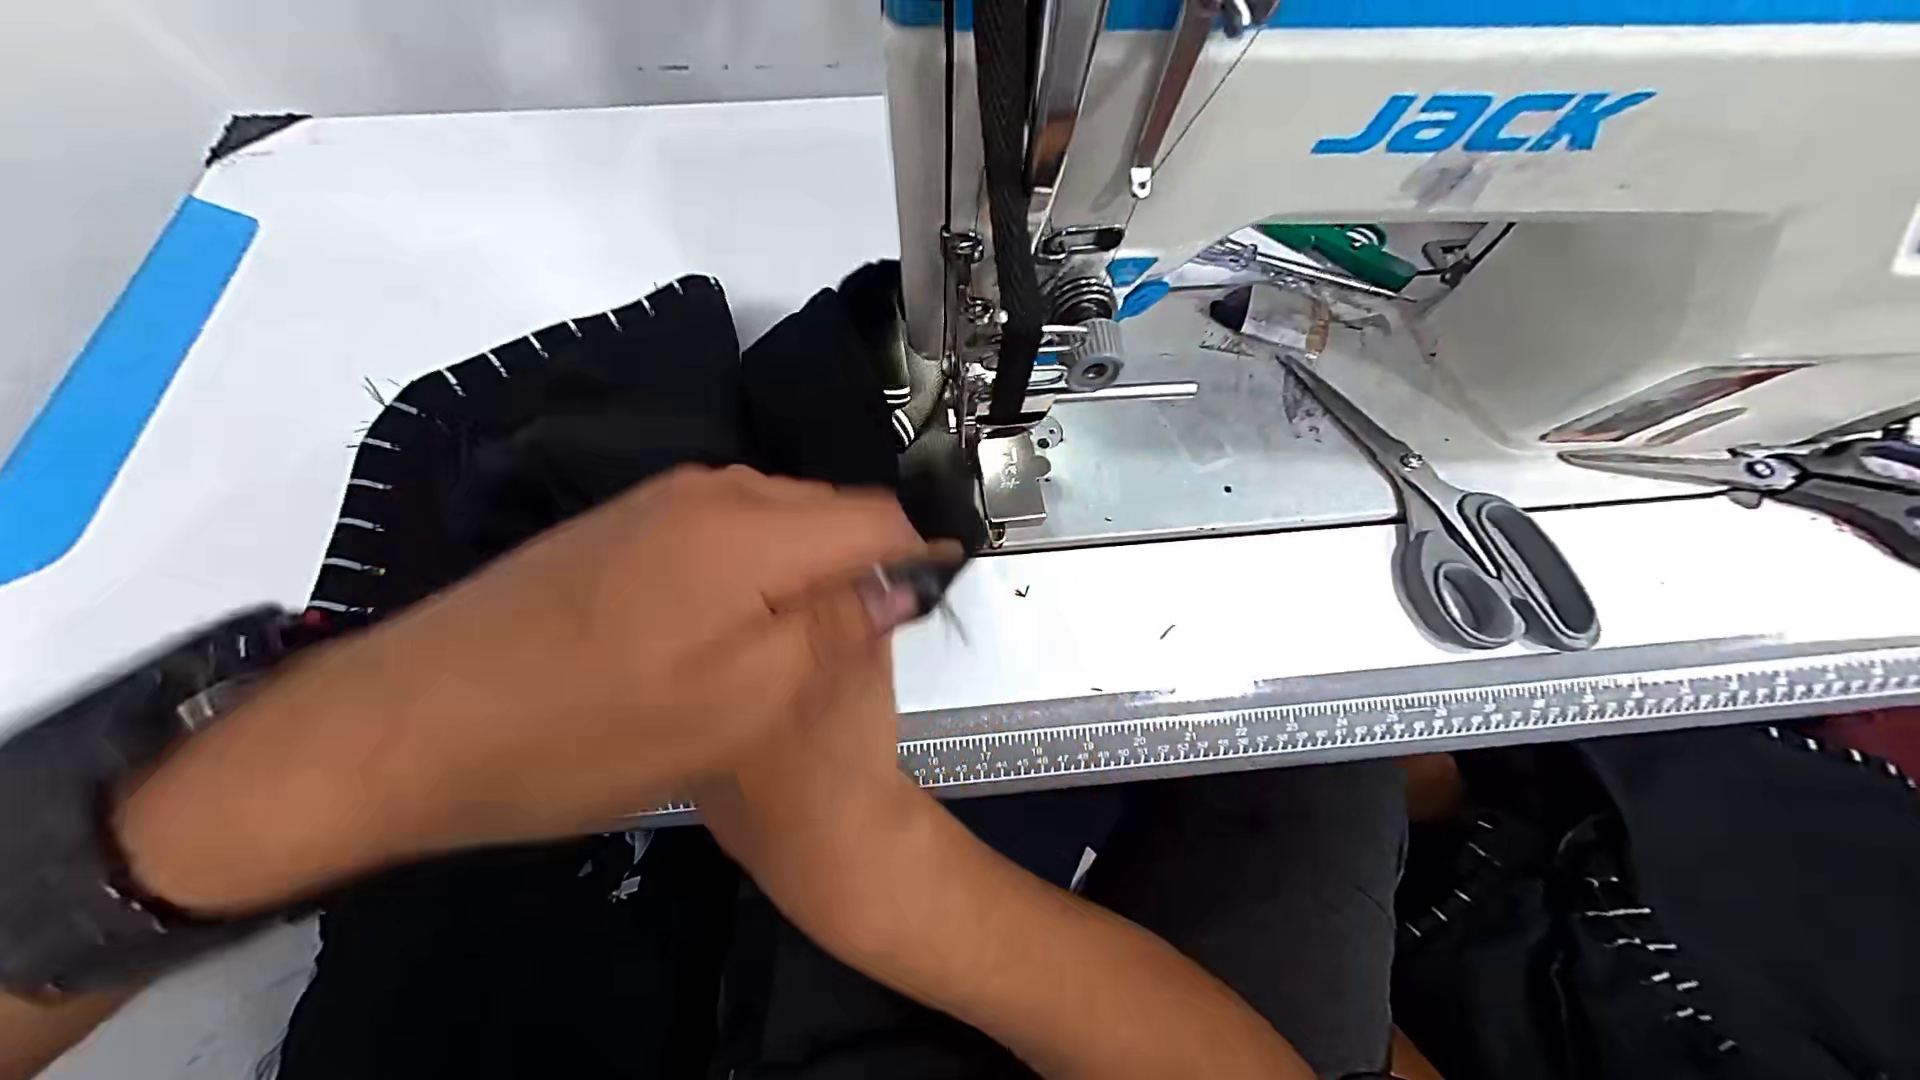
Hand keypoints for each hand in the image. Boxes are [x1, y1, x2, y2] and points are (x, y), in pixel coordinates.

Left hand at [117, 466, 928, 912]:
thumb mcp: (737, 706)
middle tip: (878, 628)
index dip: (923, 547)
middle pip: (831, 511)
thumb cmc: (584, 729)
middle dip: (867, 562)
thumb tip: (895, 589)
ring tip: (813, 634)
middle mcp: (712, 492)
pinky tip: (744, 620)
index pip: (877, 516)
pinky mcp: (629, 522)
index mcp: (748, 532)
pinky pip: (733, 529)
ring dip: (814, 568)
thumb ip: (831, 634)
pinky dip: (763, 567)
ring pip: (783, 519)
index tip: (947, 583)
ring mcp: (663, 500)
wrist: (403, 723)